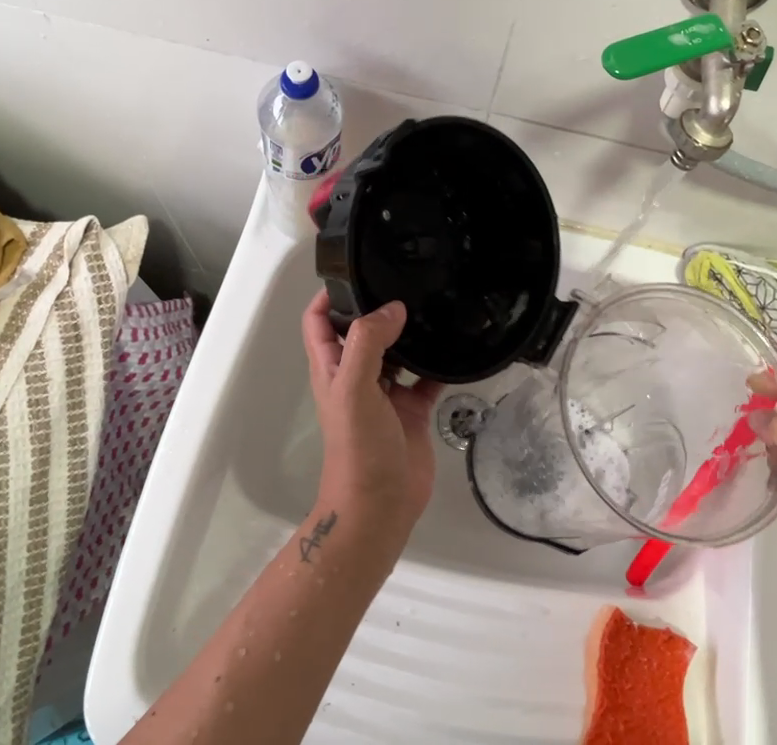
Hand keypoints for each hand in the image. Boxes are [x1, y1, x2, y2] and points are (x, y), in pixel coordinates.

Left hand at [301, 290, 443, 539]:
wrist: (381, 504)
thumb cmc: (358, 445)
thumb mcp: (354, 388)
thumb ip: (369, 343)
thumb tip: (394, 308)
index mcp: (332, 367)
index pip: (320, 320)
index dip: (330, 295)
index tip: (359, 271)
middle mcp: (356, 375)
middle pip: (362, 331)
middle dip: (378, 307)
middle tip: (408, 279)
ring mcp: (385, 393)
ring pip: (397, 352)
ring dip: (411, 332)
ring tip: (436, 302)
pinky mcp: (412, 410)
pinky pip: (427, 378)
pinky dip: (439, 364)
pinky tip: (457, 346)